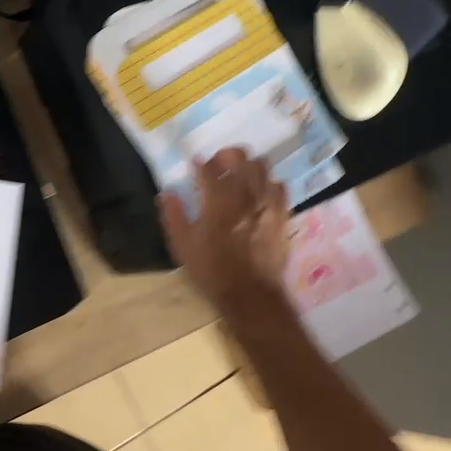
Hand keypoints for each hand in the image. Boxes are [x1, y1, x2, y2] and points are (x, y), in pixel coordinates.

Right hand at [158, 148, 290, 315]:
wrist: (251, 295)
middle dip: (226, 156)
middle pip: (240, 156)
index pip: (209, 167)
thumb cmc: (212, 271)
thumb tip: (167, 193)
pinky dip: (268, 184)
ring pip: (263, 166)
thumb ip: (174, 215)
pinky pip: (279, 186)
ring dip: (248, 166)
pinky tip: (259, 195)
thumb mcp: (183, 246)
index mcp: (218, 200)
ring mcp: (268, 202)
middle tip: (217, 167)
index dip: (200, 164)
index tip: (195, 167)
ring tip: (239, 178)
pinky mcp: (283, 214)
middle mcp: (246, 194)